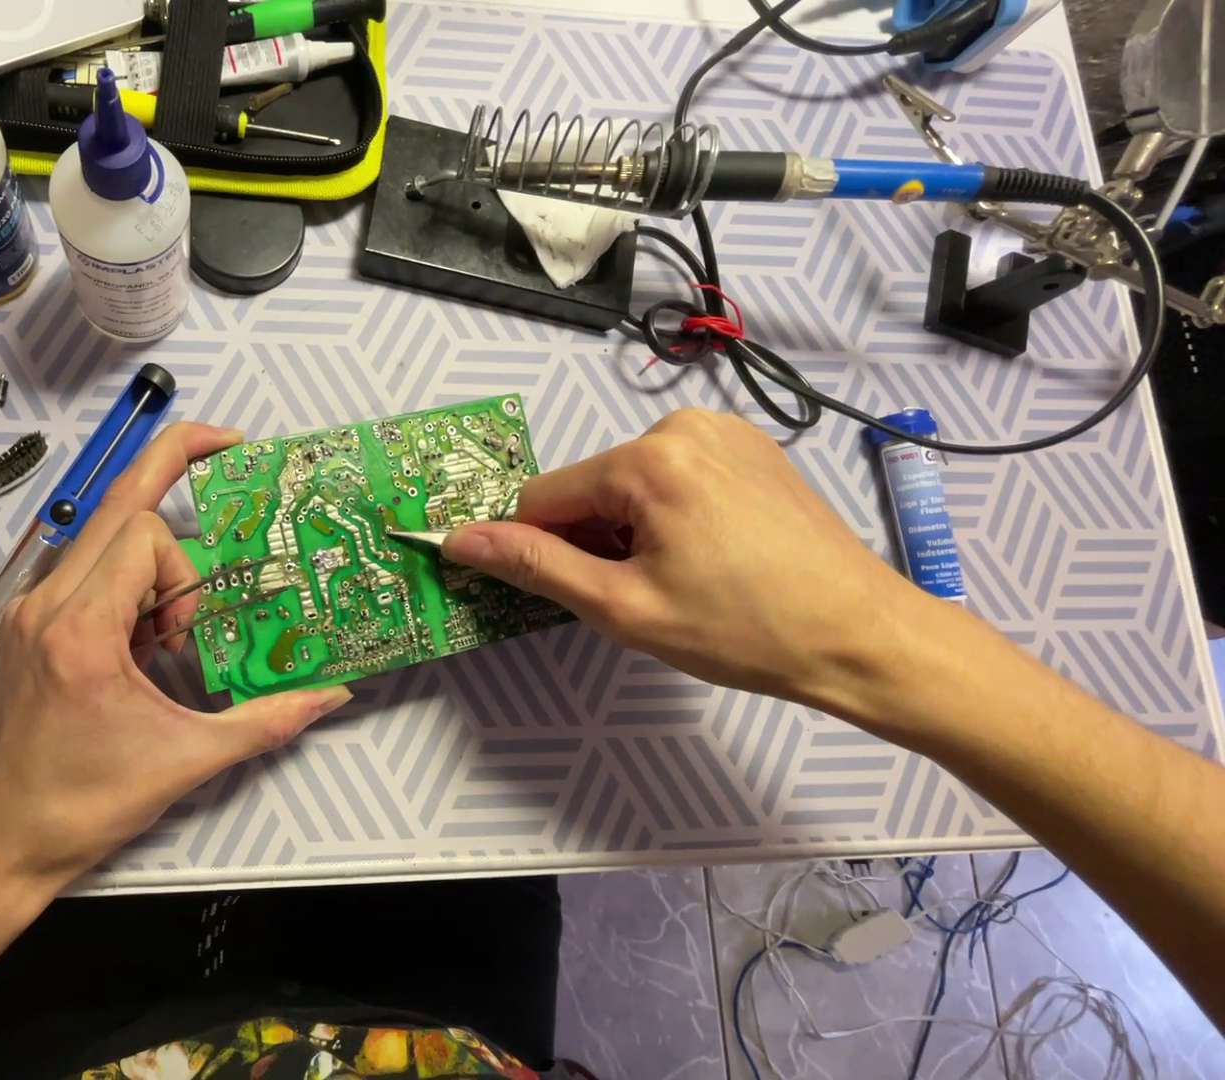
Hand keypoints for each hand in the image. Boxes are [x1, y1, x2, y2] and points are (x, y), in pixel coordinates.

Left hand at [0, 422, 352, 889]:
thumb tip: (329, 695)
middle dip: (173, 468)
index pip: (143, 534)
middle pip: (117, 502)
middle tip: (225, 445)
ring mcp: (30, 609)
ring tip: (171, 620)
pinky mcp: (29, 621)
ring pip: (101, 531)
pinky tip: (143, 633)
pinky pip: (86, 566)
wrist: (6, 838)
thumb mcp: (187, 762)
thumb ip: (267, 721)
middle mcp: (45, 605)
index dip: (186, 571)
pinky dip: (128, 579)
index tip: (190, 630)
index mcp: (77, 631)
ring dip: (151, 551)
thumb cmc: (82, 805)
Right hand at [442, 409, 935, 710]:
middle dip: (590, 539)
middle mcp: (681, 426)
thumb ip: (534, 565)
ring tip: (677, 575)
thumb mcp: (621, 606)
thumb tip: (457, 539)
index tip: (576, 590)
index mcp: (648, 458)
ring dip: (624, 529)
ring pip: (623, 483)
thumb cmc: (740, 630)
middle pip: (585, 486)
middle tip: (637, 591)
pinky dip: (660, 514)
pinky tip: (702, 552)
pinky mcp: (747, 447)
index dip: (541, 549)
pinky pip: (666, 476)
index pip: (541, 497)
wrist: (867, 639)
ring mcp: (721, 431)